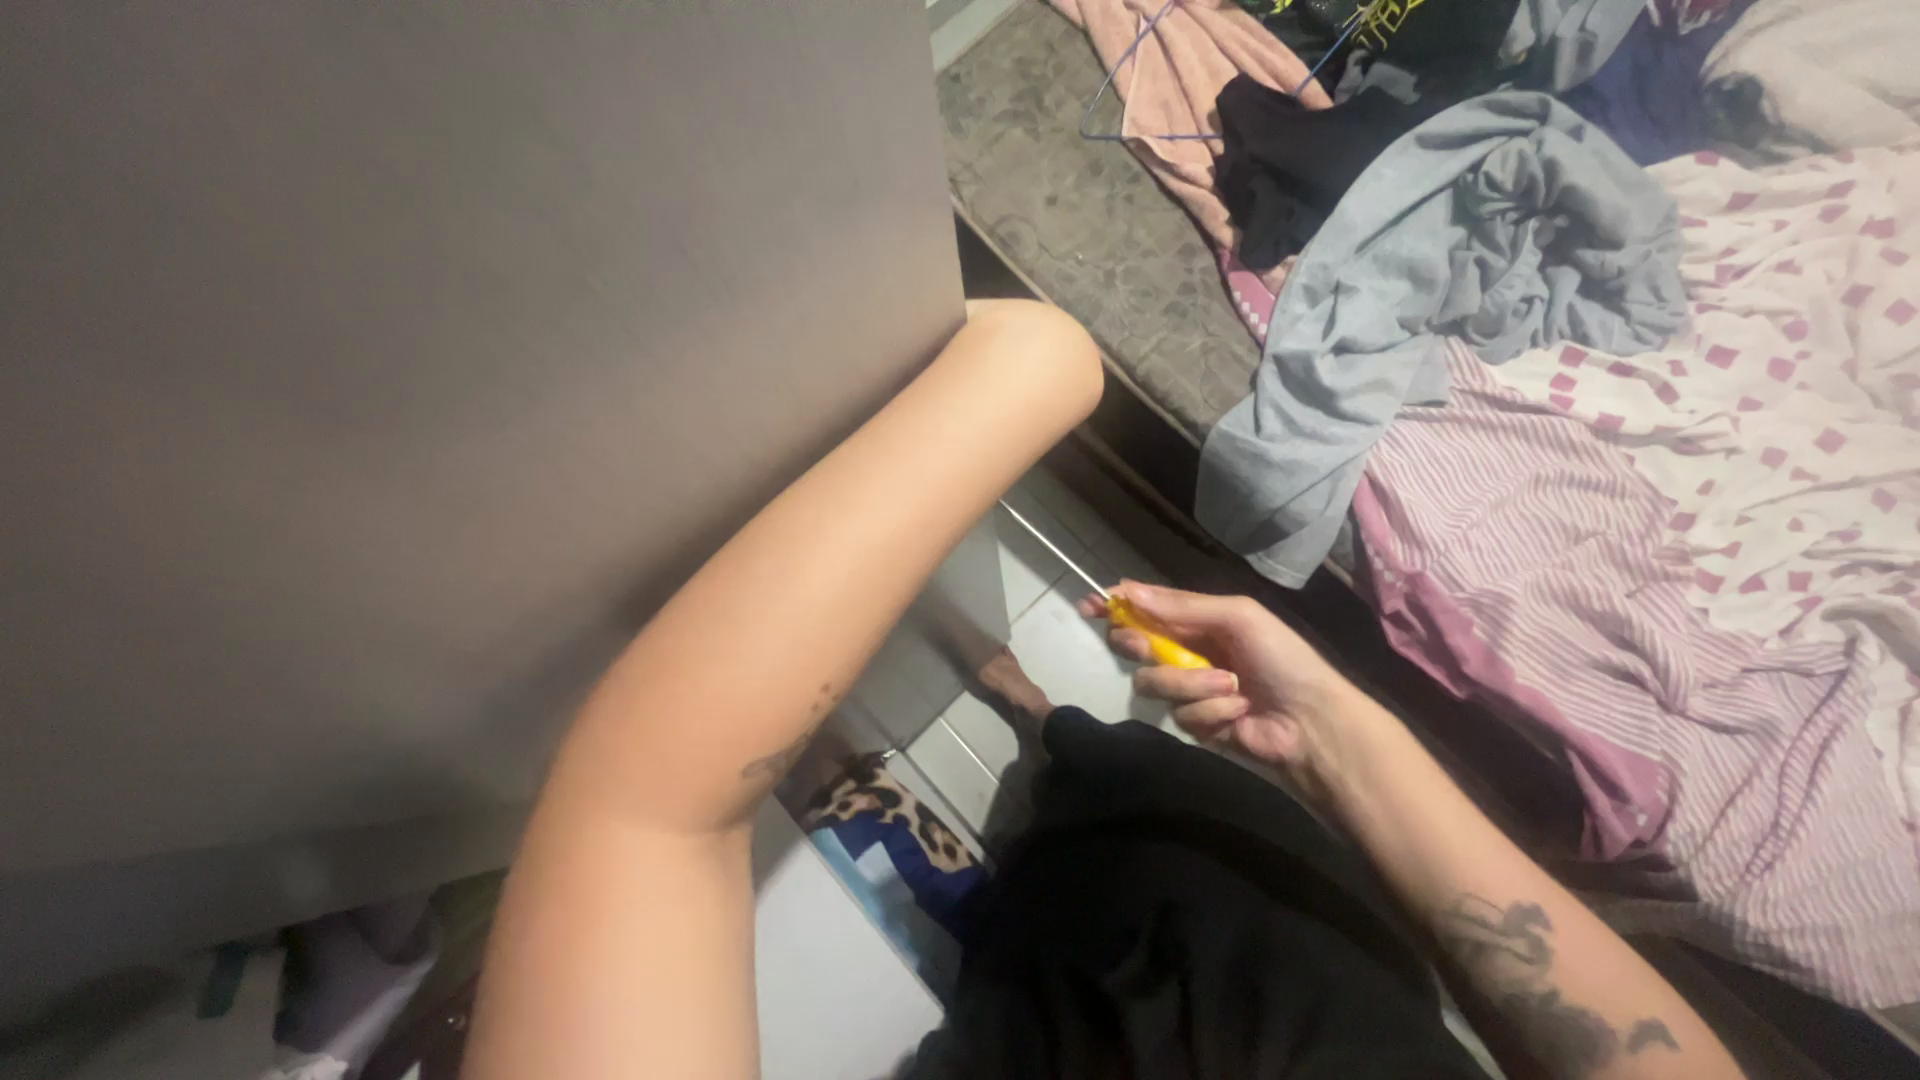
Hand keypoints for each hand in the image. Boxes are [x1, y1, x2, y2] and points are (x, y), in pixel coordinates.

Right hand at [1076, 582, 1364, 777]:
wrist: (1313, 722)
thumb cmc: (1282, 658)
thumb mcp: (1237, 617)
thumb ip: (1181, 606)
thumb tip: (1127, 591)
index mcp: (1198, 620)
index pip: (1146, 607)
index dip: (1116, 605)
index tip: (1089, 605)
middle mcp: (1188, 651)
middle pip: (1136, 644)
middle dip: (1137, 644)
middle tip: (1145, 647)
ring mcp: (1189, 689)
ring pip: (1153, 683)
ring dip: (1190, 684)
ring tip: (1230, 686)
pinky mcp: (1196, 723)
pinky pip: (1180, 714)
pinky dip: (1210, 712)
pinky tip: (1237, 712)